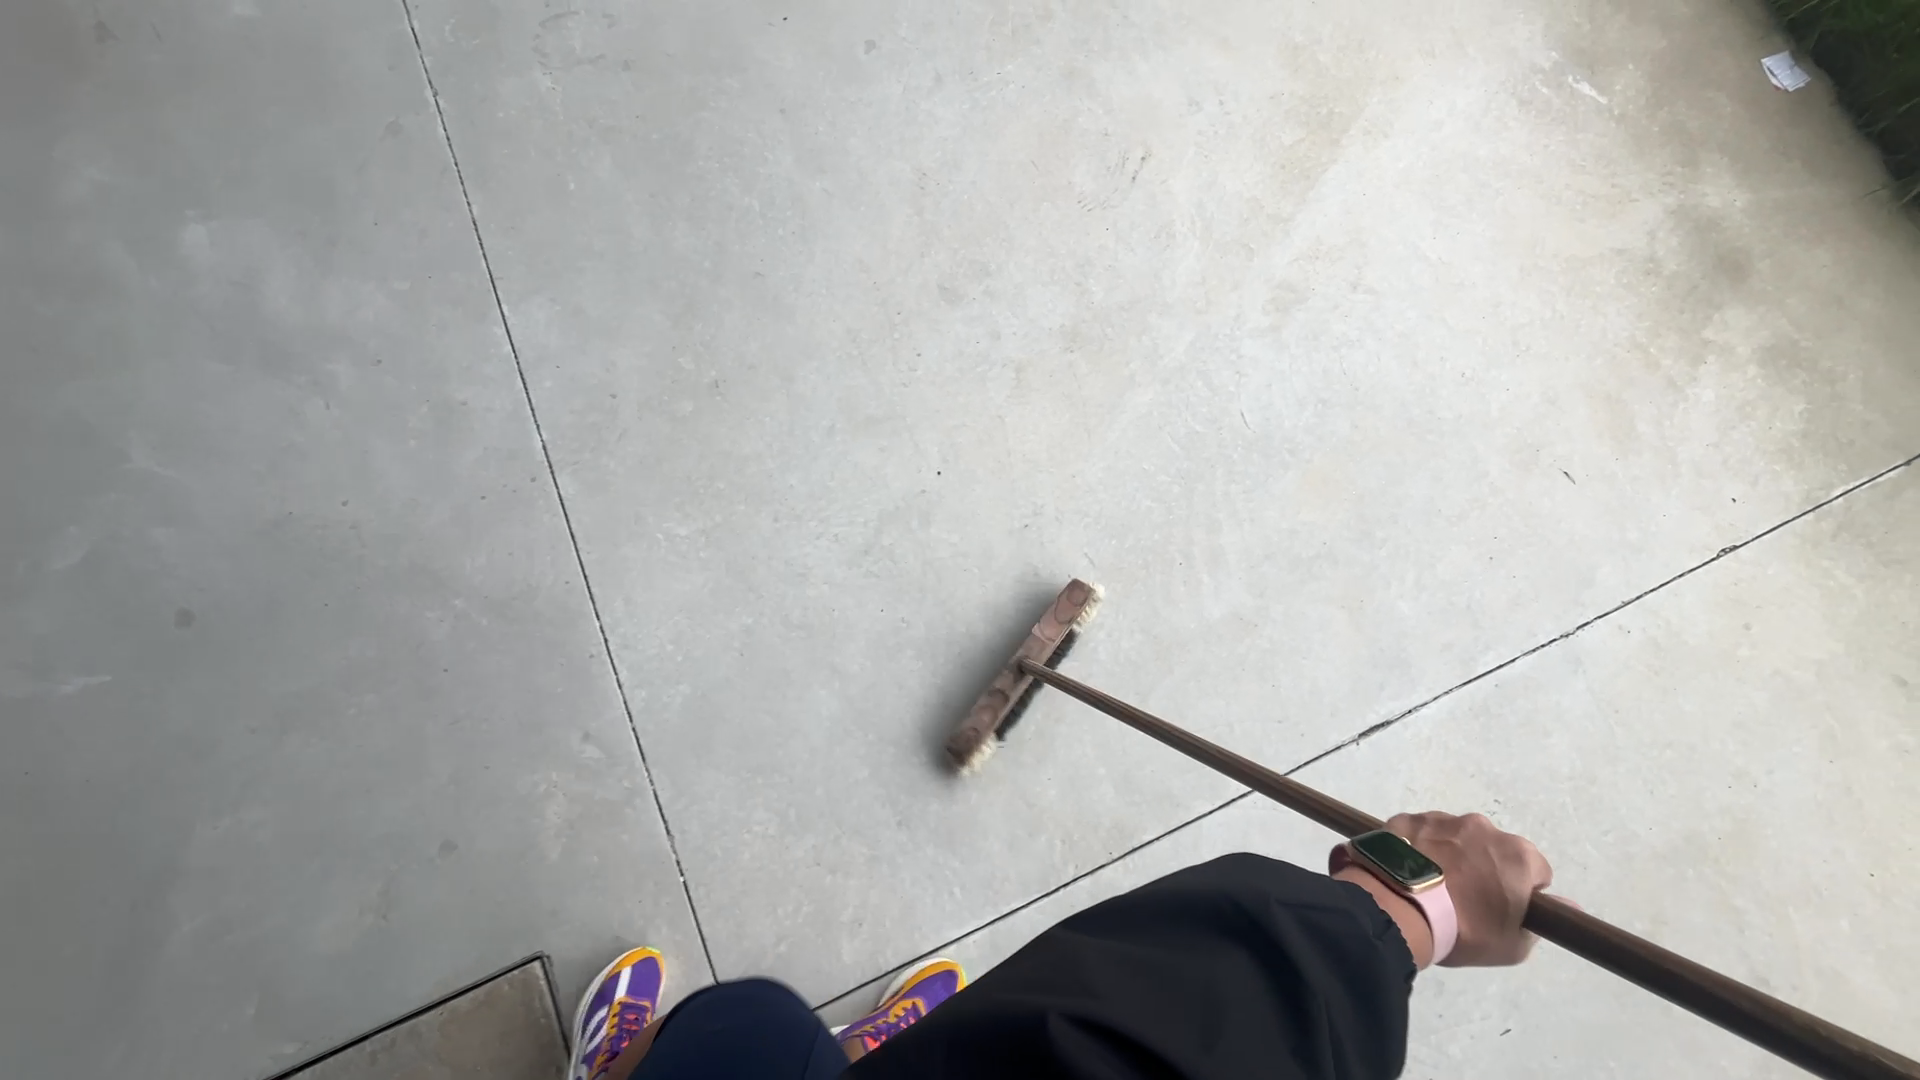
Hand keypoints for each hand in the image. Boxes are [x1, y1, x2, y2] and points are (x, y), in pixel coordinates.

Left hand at [1386, 811, 1552, 966]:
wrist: (1397, 908)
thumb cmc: (1464, 930)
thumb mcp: (1514, 944)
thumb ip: (1542, 921)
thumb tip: (1566, 904)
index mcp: (1518, 854)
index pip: (1535, 870)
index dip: (1521, 890)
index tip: (1500, 906)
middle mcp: (1481, 827)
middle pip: (1491, 848)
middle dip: (1483, 866)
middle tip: (1462, 895)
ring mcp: (1439, 818)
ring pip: (1453, 836)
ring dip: (1448, 853)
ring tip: (1429, 882)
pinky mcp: (1405, 818)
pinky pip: (1419, 832)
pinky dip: (1417, 845)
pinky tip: (1405, 868)